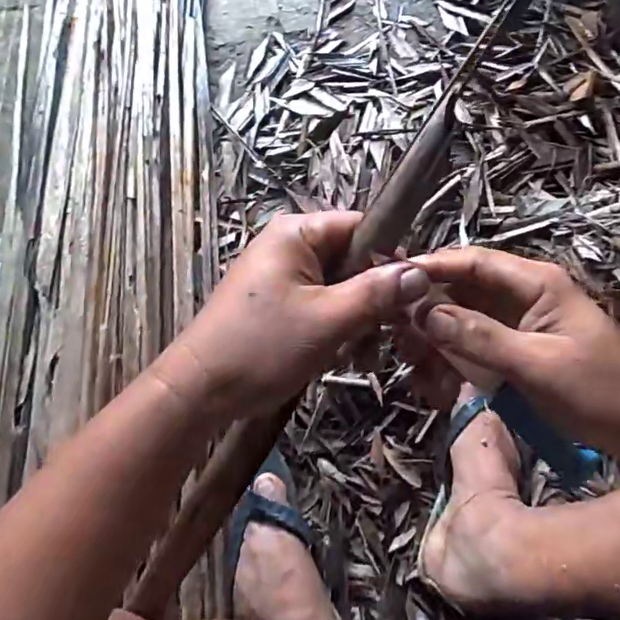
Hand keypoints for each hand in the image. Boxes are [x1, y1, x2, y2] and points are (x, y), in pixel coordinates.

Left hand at [154, 210, 430, 420]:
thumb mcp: (328, 320)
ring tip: (362, 355)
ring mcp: (283, 276)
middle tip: (388, 333)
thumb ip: (376, 292)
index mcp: (296, 233)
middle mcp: (289, 246)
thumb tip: (420, 272)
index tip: (411, 292)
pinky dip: (338, 328)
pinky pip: (323, 305)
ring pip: (342, 287)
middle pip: (353, 259)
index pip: (361, 226)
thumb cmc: (261, 347)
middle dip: (373, 298)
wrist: (199, 392)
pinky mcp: (280, 303)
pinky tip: (344, 357)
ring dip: (359, 319)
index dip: (390, 256)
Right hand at [406, 247, 619, 453]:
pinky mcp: (516, 347)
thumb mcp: (538, 365)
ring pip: (463, 318)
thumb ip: (481, 337)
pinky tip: (437, 382)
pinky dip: (453, 359)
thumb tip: (426, 312)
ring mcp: (519, 322)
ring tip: (416, 366)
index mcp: (537, 283)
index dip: (433, 266)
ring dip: (437, 340)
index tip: (392, 277)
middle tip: (397, 335)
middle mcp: (524, 294)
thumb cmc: (598, 391)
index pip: (475, 262)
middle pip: (463, 289)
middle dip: (428, 310)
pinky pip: (474, 344)